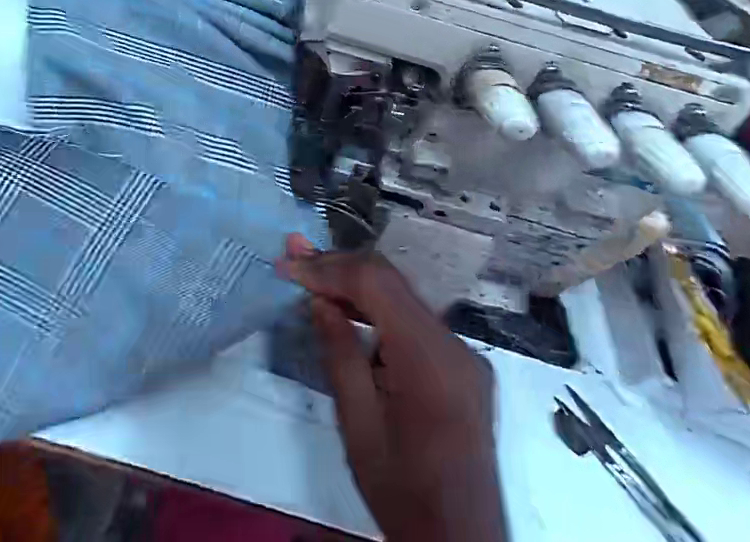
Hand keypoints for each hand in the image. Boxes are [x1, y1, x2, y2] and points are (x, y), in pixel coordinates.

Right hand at [278, 235, 506, 541]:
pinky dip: (375, 305)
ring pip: (402, 294)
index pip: (376, 284)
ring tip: (307, 272)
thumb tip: (320, 301)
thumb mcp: (358, 427)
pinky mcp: (462, 366)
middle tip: (290, 256)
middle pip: (391, 281)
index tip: (286, 266)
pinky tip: (343, 307)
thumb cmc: (403, 493)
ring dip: (353, 281)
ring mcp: (464, 356)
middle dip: (337, 265)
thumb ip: (340, 355)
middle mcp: (456, 348)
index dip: (327, 268)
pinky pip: (413, 317)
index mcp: (431, 363)